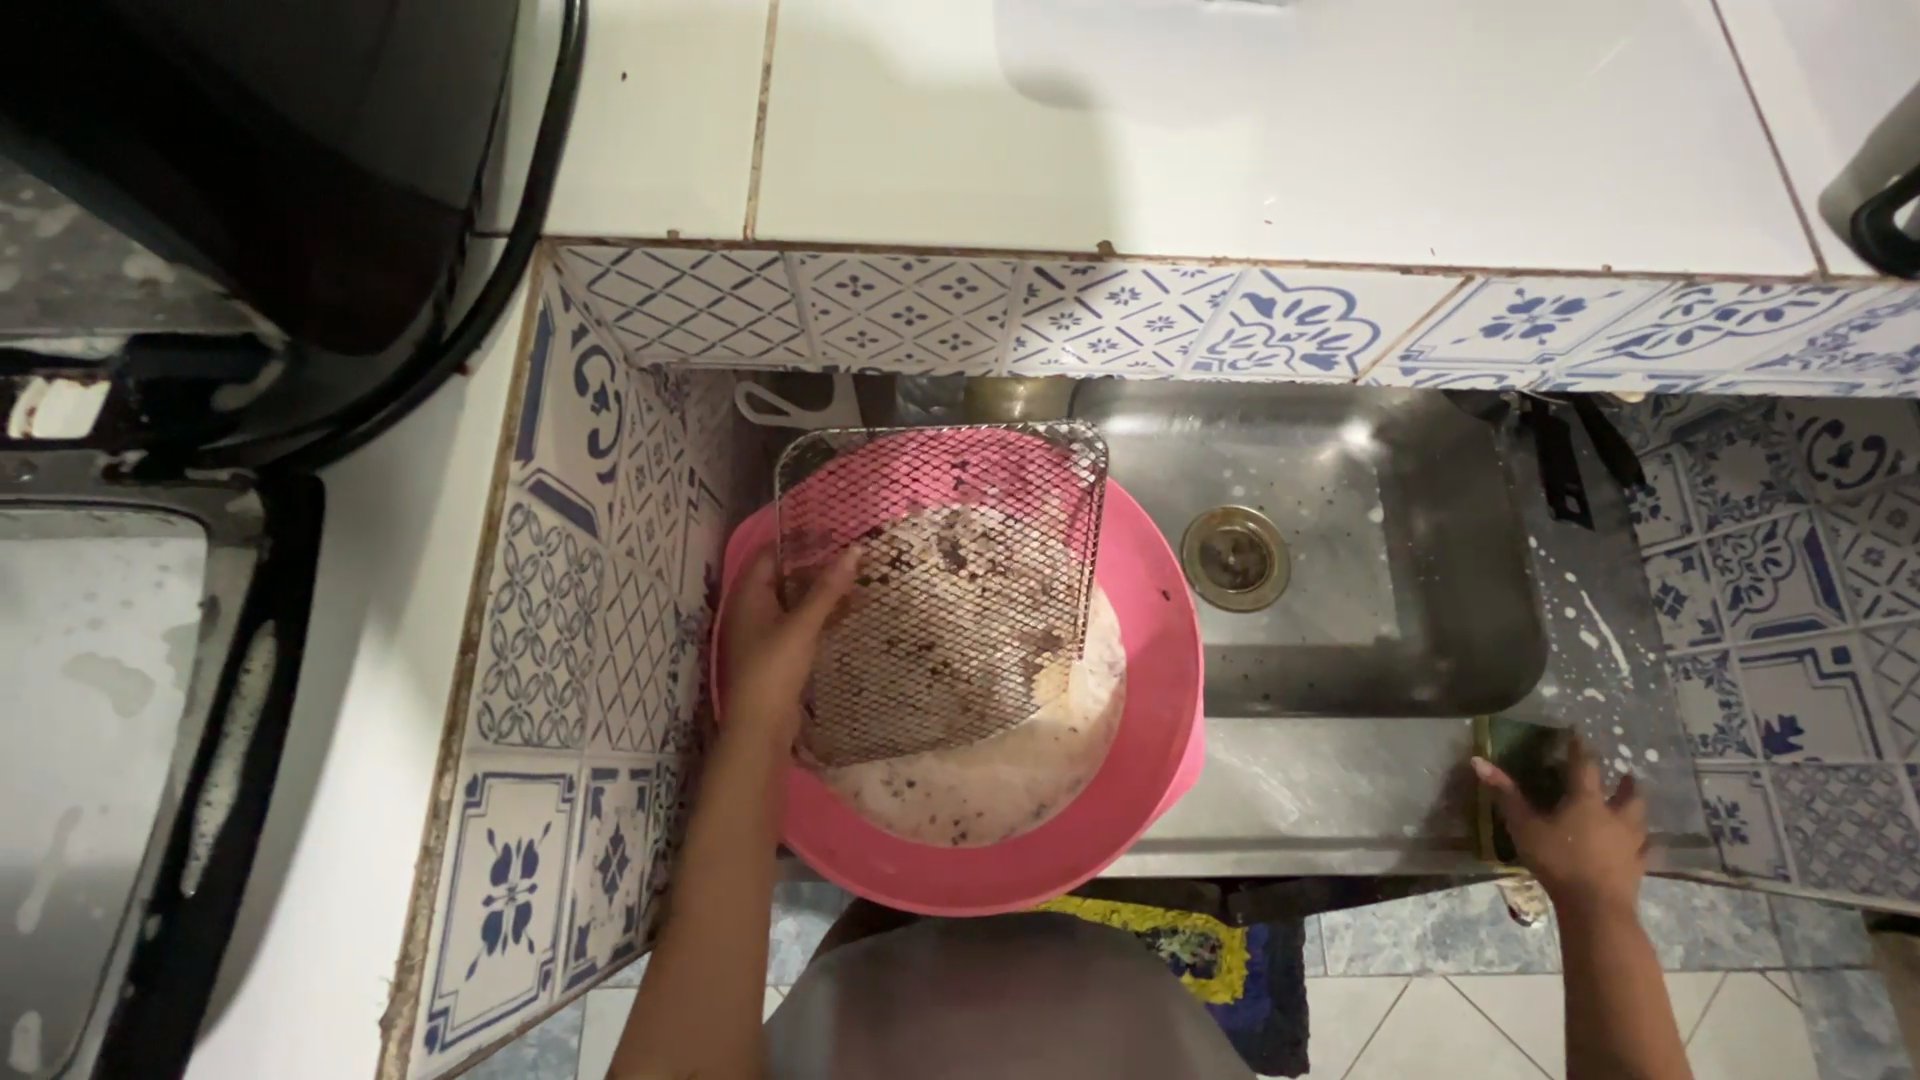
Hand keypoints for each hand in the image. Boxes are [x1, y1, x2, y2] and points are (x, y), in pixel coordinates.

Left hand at [721, 547, 860, 745]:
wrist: (761, 726)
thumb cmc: (774, 668)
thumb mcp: (804, 624)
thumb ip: (829, 588)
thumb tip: (856, 550)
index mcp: (749, 594)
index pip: (771, 553)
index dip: (799, 541)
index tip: (833, 533)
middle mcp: (753, 608)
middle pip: (786, 576)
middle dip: (818, 567)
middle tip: (852, 557)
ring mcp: (765, 631)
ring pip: (796, 601)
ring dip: (824, 593)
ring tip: (859, 582)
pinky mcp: (779, 652)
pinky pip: (802, 622)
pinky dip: (822, 615)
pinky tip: (849, 612)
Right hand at [1473, 736, 1646, 919]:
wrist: (1595, 906)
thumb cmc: (1556, 859)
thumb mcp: (1523, 825)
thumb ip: (1505, 793)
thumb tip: (1478, 760)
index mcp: (1586, 801)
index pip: (1585, 766)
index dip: (1580, 749)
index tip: (1578, 734)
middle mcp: (1615, 816)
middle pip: (1627, 793)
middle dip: (1625, 782)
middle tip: (1625, 774)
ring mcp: (1632, 842)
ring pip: (1640, 818)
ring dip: (1636, 807)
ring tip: (1633, 804)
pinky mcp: (1639, 865)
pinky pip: (1646, 848)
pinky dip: (1644, 841)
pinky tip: (1642, 844)